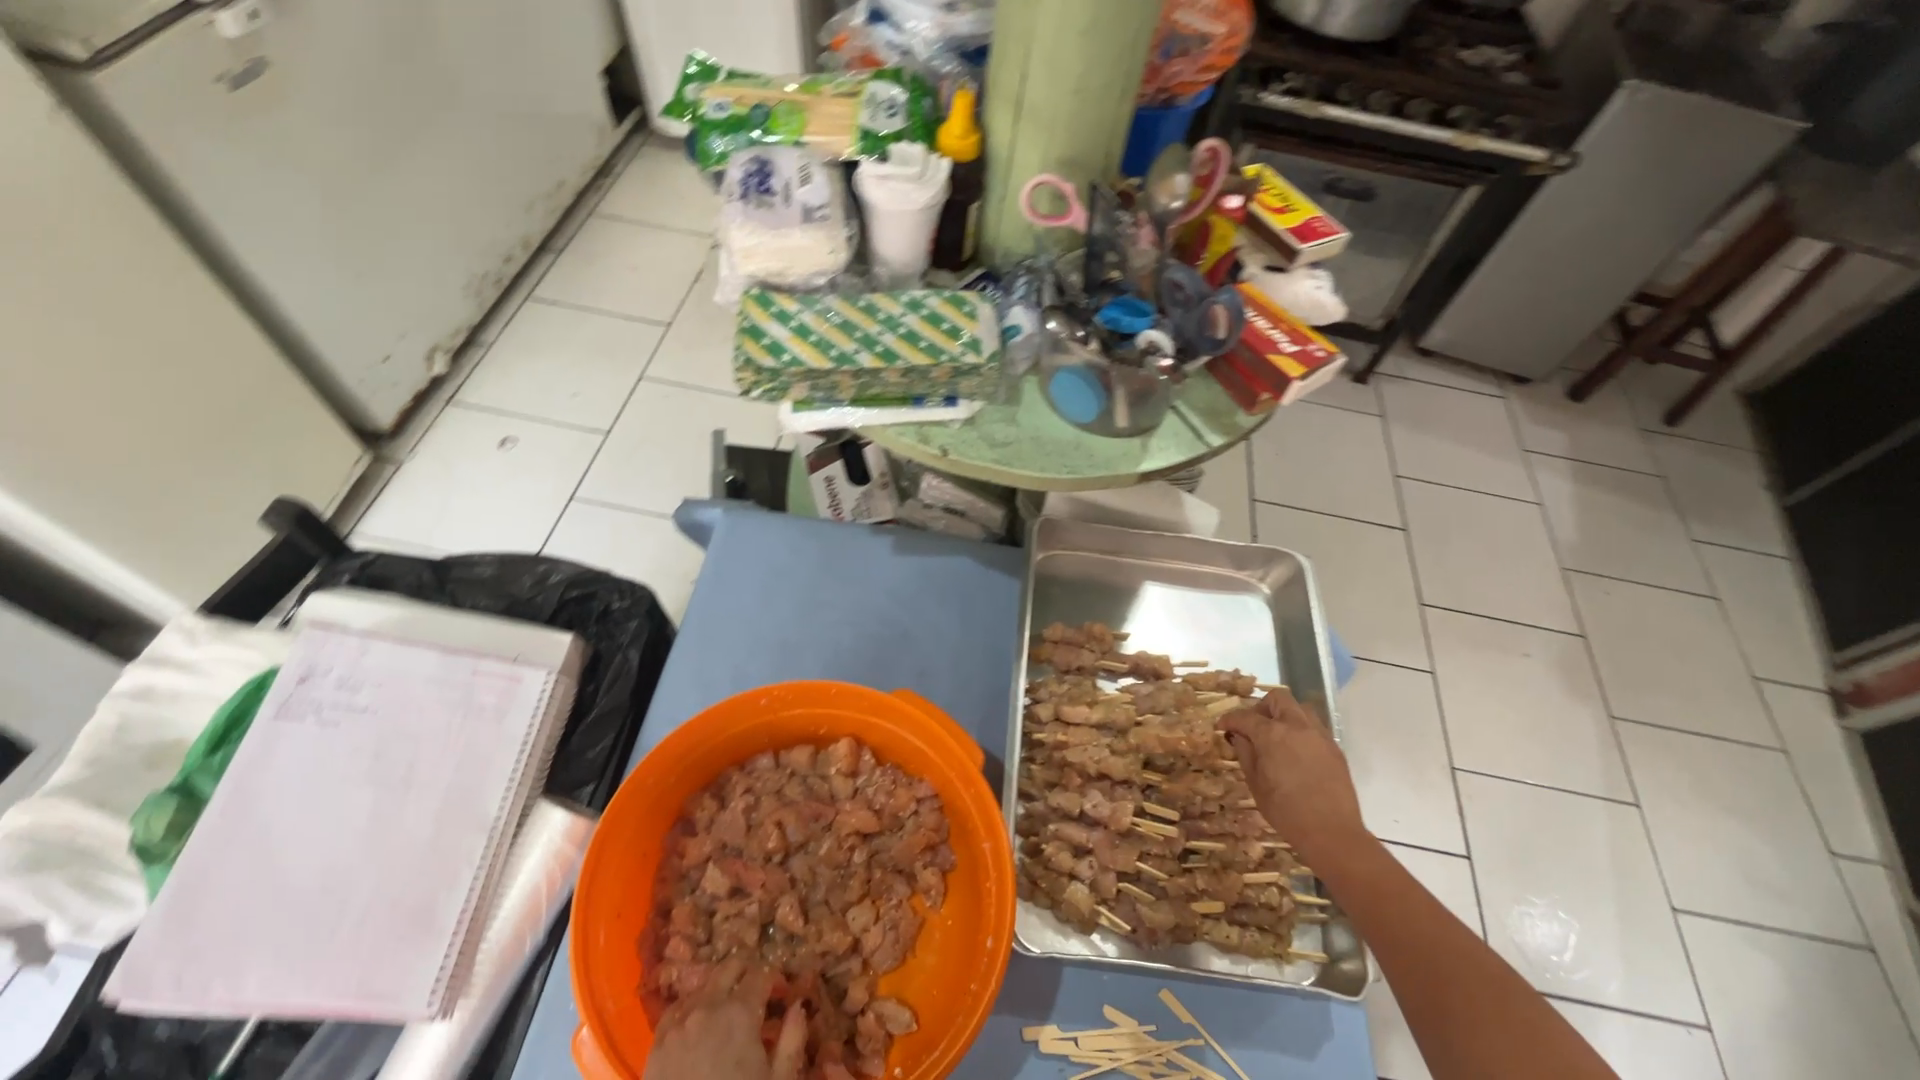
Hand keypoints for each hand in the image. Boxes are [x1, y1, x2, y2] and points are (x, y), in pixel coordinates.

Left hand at [644, 963, 808, 1079]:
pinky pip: (677, 1008)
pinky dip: (693, 1006)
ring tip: (729, 1010)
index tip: (781, 992)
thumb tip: (797, 1007)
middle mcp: (707, 1007)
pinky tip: (699, 1022)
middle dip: (747, 972)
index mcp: (741, 1013)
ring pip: (702, 986)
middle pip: (729, 968)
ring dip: (719, 989)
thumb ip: (792, 1039)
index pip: (761, 974)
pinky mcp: (657, 1042)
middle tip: (758, 992)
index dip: (774, 979)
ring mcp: (678, 1022)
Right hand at [1219, 688, 1366, 860]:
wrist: (1331, 831)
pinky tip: (1294, 753)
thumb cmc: (1286, 811)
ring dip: (1284, 716)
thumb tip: (1239, 736)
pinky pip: (1314, 727)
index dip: (1230, 719)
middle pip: (1277, 699)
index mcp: (1273, 734)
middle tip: (1252, 728)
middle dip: (1260, 708)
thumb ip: (1245, 753)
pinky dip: (1300, 730)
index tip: (1222, 727)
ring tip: (1275, 738)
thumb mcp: (1256, 784)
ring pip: (1299, 709)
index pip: (1245, 716)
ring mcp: (1320, 735)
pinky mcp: (1334, 747)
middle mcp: (1298, 726)